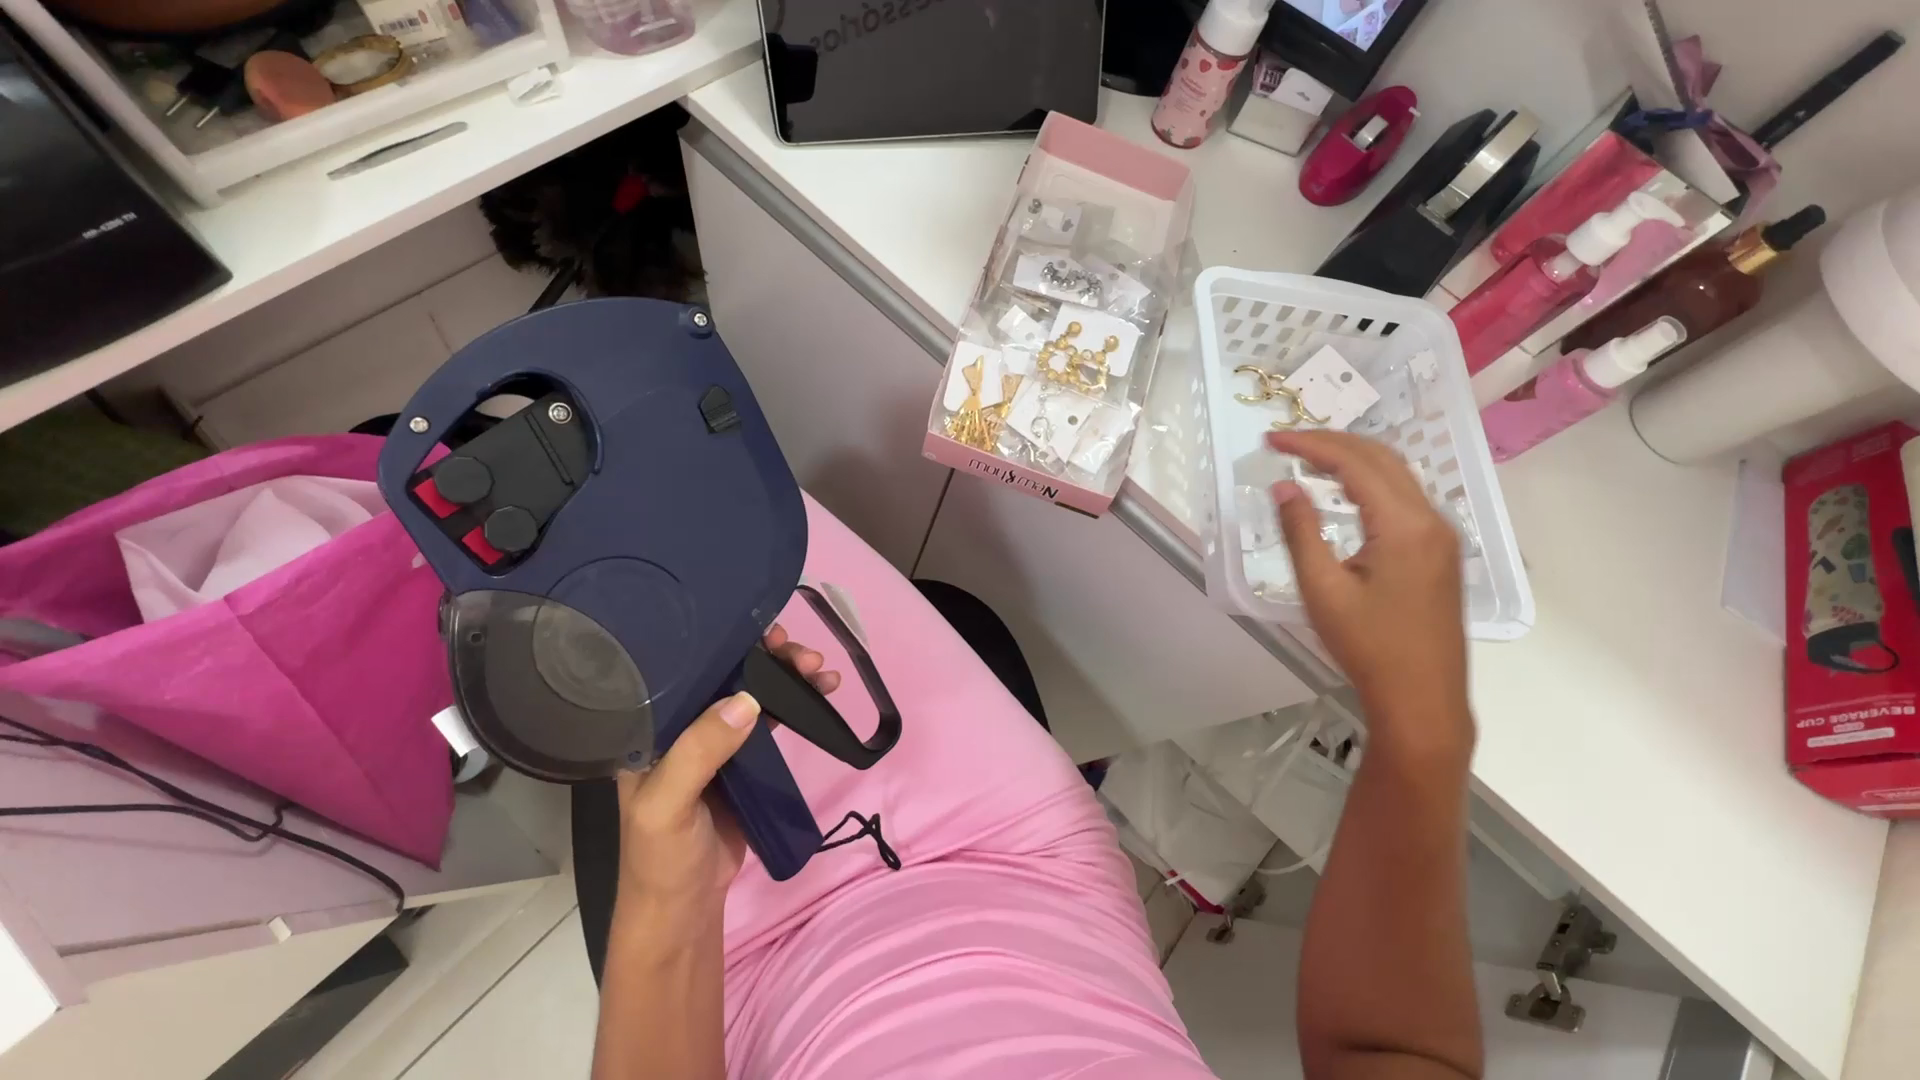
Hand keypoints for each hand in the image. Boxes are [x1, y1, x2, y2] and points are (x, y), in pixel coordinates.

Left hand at [614, 626, 837, 921]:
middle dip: (768, 662)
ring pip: (754, 698)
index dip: (726, 649)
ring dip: (788, 680)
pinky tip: (819, 695)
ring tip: (822, 671)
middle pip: (729, 680)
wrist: (684, 910)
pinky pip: (770, 726)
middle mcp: (682, 729)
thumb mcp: (668, 804)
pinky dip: (794, 708)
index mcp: (651, 728)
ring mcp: (715, 746)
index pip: (689, 674)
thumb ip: (700, 751)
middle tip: (805, 656)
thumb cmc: (660, 857)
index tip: (764, 633)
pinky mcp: (743, 765)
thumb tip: (748, 700)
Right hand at [1267, 431, 1470, 750]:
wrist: (1422, 697)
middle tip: (1286, 442)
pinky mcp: (1441, 552)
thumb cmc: (1368, 647)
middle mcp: (1431, 520)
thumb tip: (1284, 487)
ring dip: (1354, 459)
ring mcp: (1442, 536)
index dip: (1311, 445)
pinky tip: (1346, 492)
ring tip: (1309, 460)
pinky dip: (1371, 482)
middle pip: (1382, 459)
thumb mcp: (1322, 590)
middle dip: (1332, 443)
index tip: (1271, 439)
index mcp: (1404, 525)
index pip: (1355, 464)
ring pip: (1398, 476)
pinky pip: (1405, 498)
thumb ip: (1301, 532)